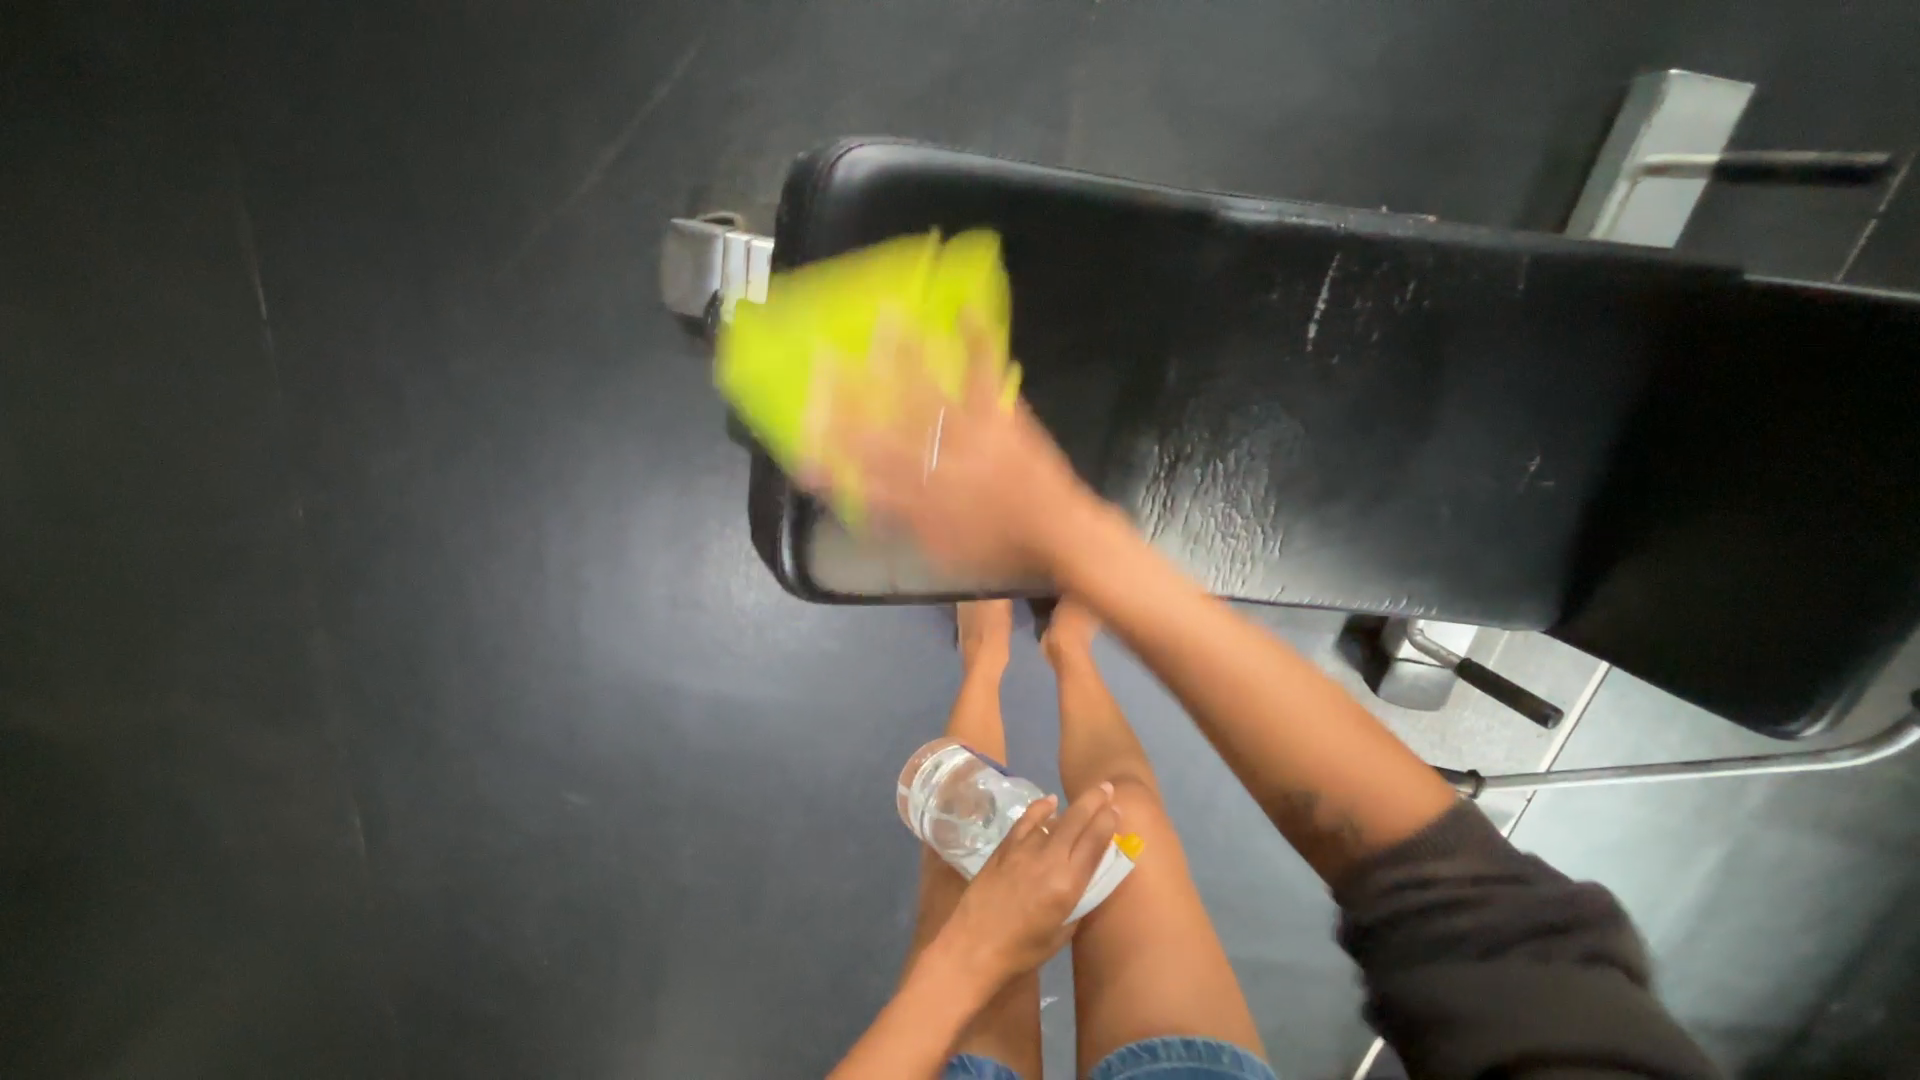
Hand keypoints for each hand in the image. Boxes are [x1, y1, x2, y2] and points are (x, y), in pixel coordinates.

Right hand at [808, 315, 1098, 579]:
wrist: (1056, 533)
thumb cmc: (1000, 548)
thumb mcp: (944, 552)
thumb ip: (905, 526)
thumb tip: (871, 507)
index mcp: (918, 500)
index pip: (861, 476)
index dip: (828, 457)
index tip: (803, 438)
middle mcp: (934, 464)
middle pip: (881, 426)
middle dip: (850, 394)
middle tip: (826, 361)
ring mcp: (966, 435)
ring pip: (925, 391)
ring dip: (903, 353)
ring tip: (886, 317)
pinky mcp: (997, 416)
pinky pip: (985, 373)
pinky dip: (977, 340)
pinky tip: (967, 312)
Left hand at [933, 782, 1122, 987]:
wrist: (973, 945)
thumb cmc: (1022, 950)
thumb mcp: (1062, 934)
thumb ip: (1078, 903)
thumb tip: (1087, 880)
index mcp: (1068, 884)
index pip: (1095, 842)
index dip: (1108, 822)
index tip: (1117, 809)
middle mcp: (1049, 860)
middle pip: (1077, 820)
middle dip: (1095, 801)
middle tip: (1108, 788)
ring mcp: (1024, 849)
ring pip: (1054, 819)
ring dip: (1072, 806)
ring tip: (1086, 798)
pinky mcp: (1004, 847)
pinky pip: (1027, 820)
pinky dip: (1040, 809)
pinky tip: (1049, 802)